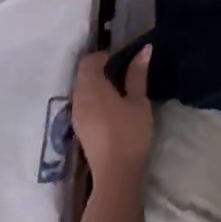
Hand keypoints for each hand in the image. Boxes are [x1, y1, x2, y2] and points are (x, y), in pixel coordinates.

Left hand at [72, 47, 154, 187]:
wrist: (115, 172)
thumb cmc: (130, 133)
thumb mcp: (138, 101)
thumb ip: (138, 74)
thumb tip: (144, 49)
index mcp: (92, 88)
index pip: (89, 61)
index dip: (104, 55)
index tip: (122, 58)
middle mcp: (78, 98)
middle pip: (83, 74)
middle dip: (100, 68)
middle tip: (124, 71)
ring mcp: (76, 113)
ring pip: (81, 88)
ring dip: (96, 82)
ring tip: (119, 87)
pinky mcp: (78, 126)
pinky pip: (82, 101)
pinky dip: (94, 95)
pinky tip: (111, 105)